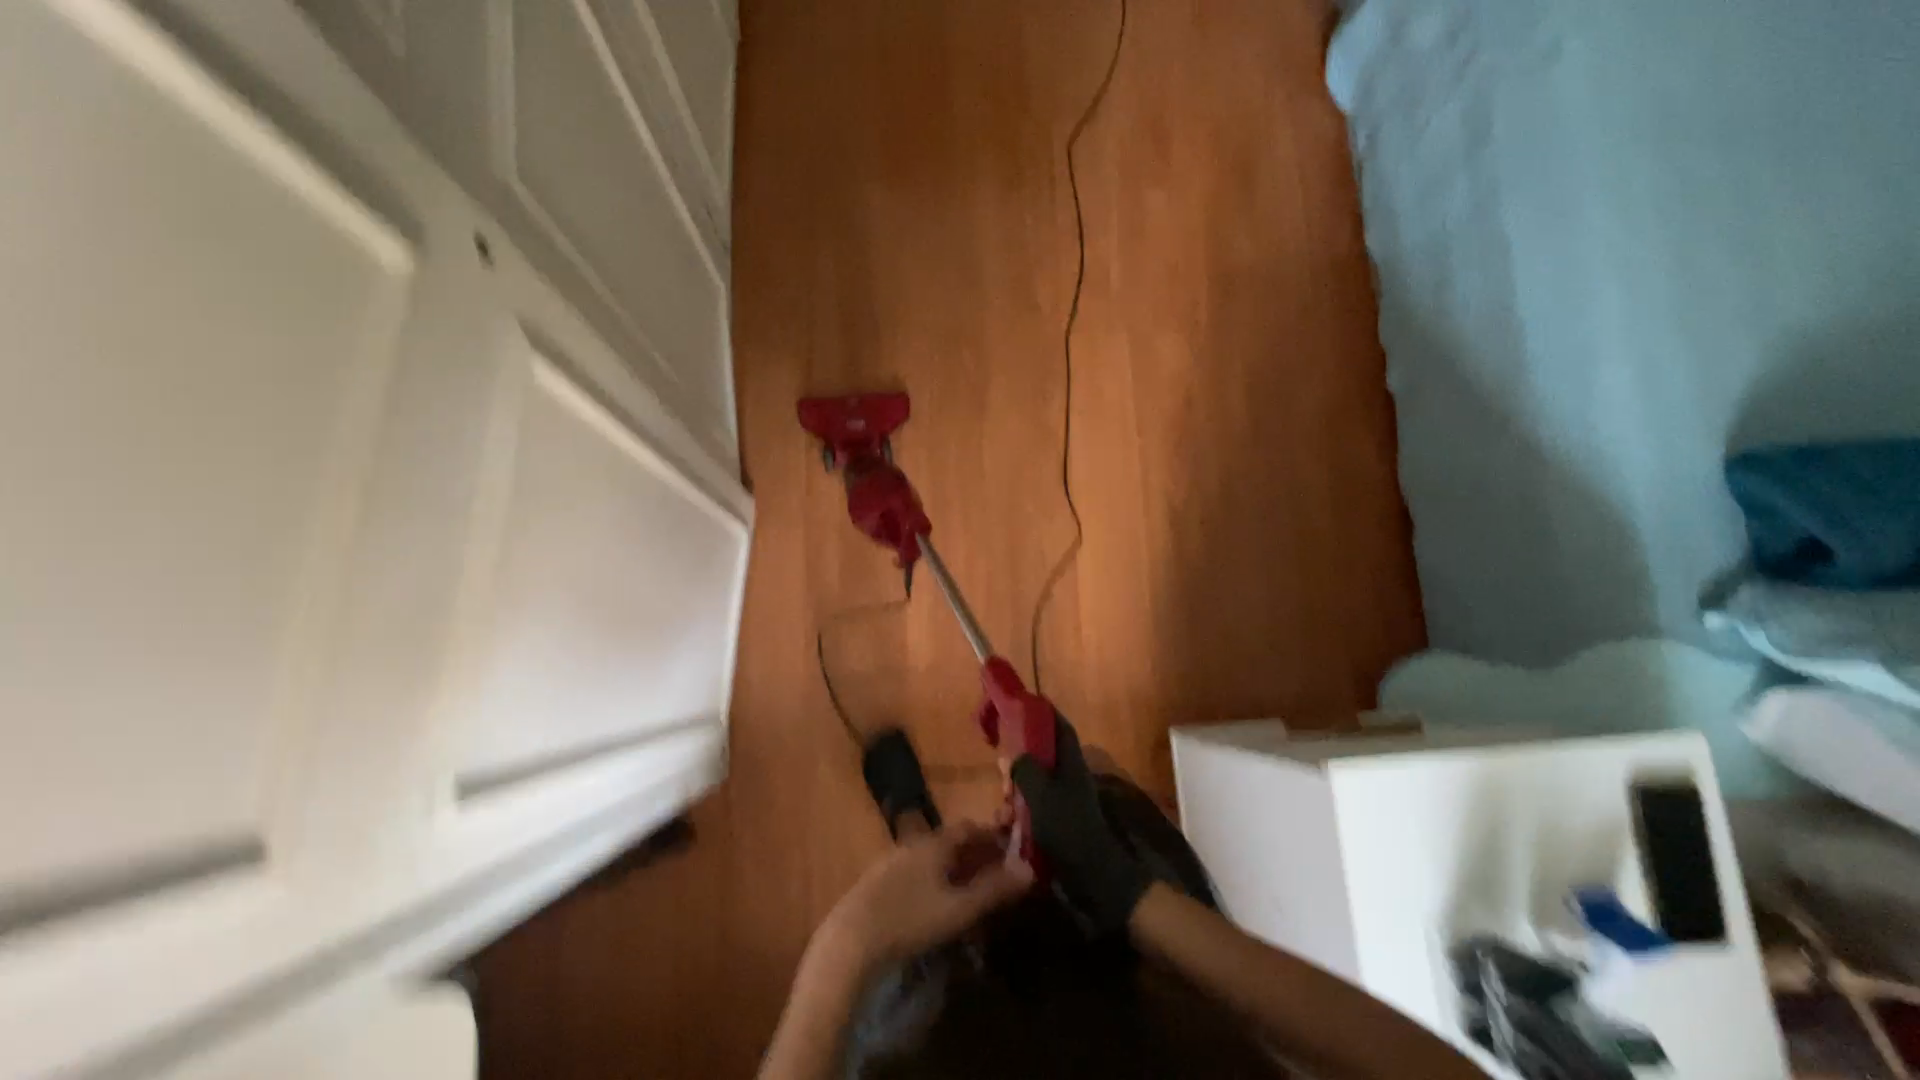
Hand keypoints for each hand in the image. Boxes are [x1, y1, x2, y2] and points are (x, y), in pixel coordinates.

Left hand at [814, 824, 1032, 977]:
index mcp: (933, 843)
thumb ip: (994, 889)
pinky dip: (933, 881)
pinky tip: (935, 905)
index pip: (968, 827)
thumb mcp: (959, 908)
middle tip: (995, 873)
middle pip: (949, 842)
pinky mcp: (876, 884)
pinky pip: (914, 874)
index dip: (991, 835)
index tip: (1010, 849)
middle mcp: (912, 844)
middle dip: (974, 854)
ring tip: (969, 892)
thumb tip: (1030, 869)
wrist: (851, 940)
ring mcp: (891, 863)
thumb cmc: (910, 919)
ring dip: (952, 869)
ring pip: (930, 859)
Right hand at [1003, 715, 1153, 934]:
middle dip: (1015, 763)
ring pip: (1031, 784)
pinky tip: (1005, 830)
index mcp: (1070, 762)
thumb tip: (1013, 754)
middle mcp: (1068, 776)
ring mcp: (1064, 800)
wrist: (1093, 876)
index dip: (1040, 712)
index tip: (1016, 705)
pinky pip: (1031, 809)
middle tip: (1002, 778)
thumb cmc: (1068, 828)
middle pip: (1038, 755)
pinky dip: (1017, 815)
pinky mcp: (1057, 822)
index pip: (1057, 725)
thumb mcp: (1040, 794)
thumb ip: (1024, 768)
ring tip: (1002, 814)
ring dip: (1012, 794)